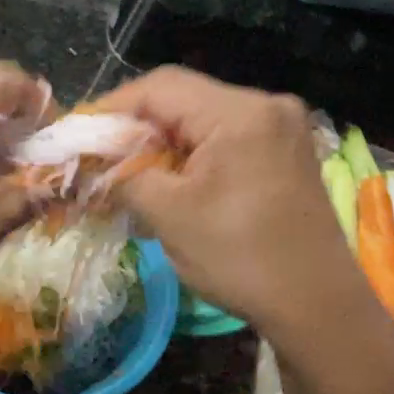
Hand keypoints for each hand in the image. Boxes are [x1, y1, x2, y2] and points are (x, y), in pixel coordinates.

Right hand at [99, 67, 359, 331]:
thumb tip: (92, 167)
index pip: (160, 87)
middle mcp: (266, 107)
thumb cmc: (239, 257)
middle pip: (183, 101)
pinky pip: (226, 143)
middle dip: (135, 130)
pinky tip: (169, 188)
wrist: (315, 305)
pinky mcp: (285, 157)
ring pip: (203, 123)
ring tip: (128, 179)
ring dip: (162, 147)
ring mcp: (281, 131)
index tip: (77, 136)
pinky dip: (191, 160)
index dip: (111, 108)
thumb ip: (124, 177)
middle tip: (98, 161)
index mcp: (240, 113)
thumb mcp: (169, 215)